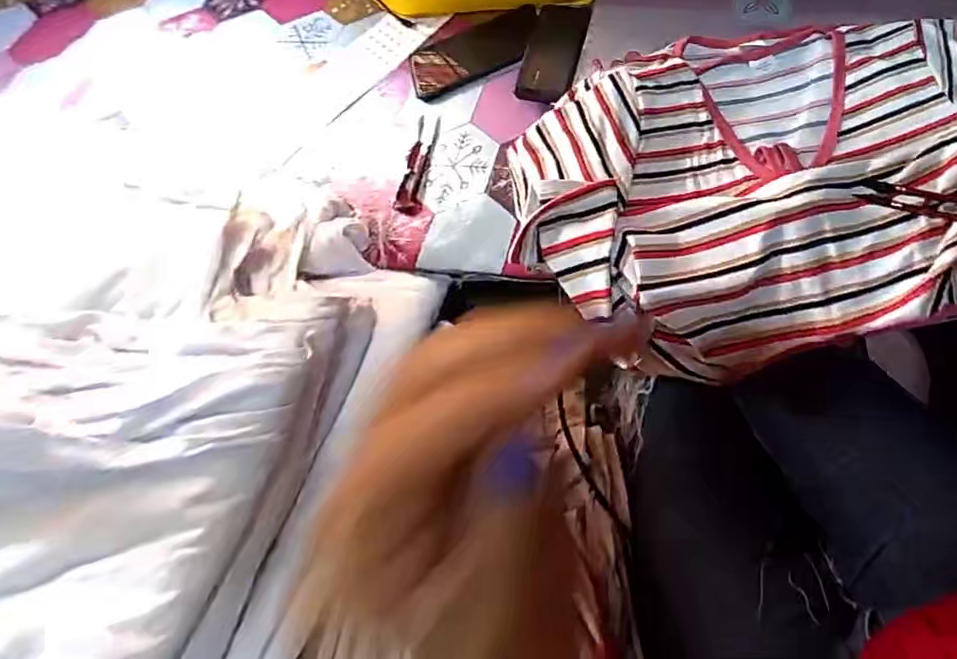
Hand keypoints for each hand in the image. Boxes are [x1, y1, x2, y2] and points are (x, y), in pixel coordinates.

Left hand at [303, 305, 645, 651]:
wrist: (482, 651)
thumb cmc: (485, 642)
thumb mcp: (500, 610)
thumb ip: (507, 525)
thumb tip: (522, 442)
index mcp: (364, 514)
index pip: (431, 419)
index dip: (509, 380)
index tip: (577, 359)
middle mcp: (369, 459)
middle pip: (433, 361)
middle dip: (518, 336)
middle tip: (592, 336)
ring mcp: (401, 432)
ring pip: (452, 348)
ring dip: (523, 330)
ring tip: (587, 334)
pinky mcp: (441, 421)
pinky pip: (477, 361)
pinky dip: (524, 343)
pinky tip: (563, 347)